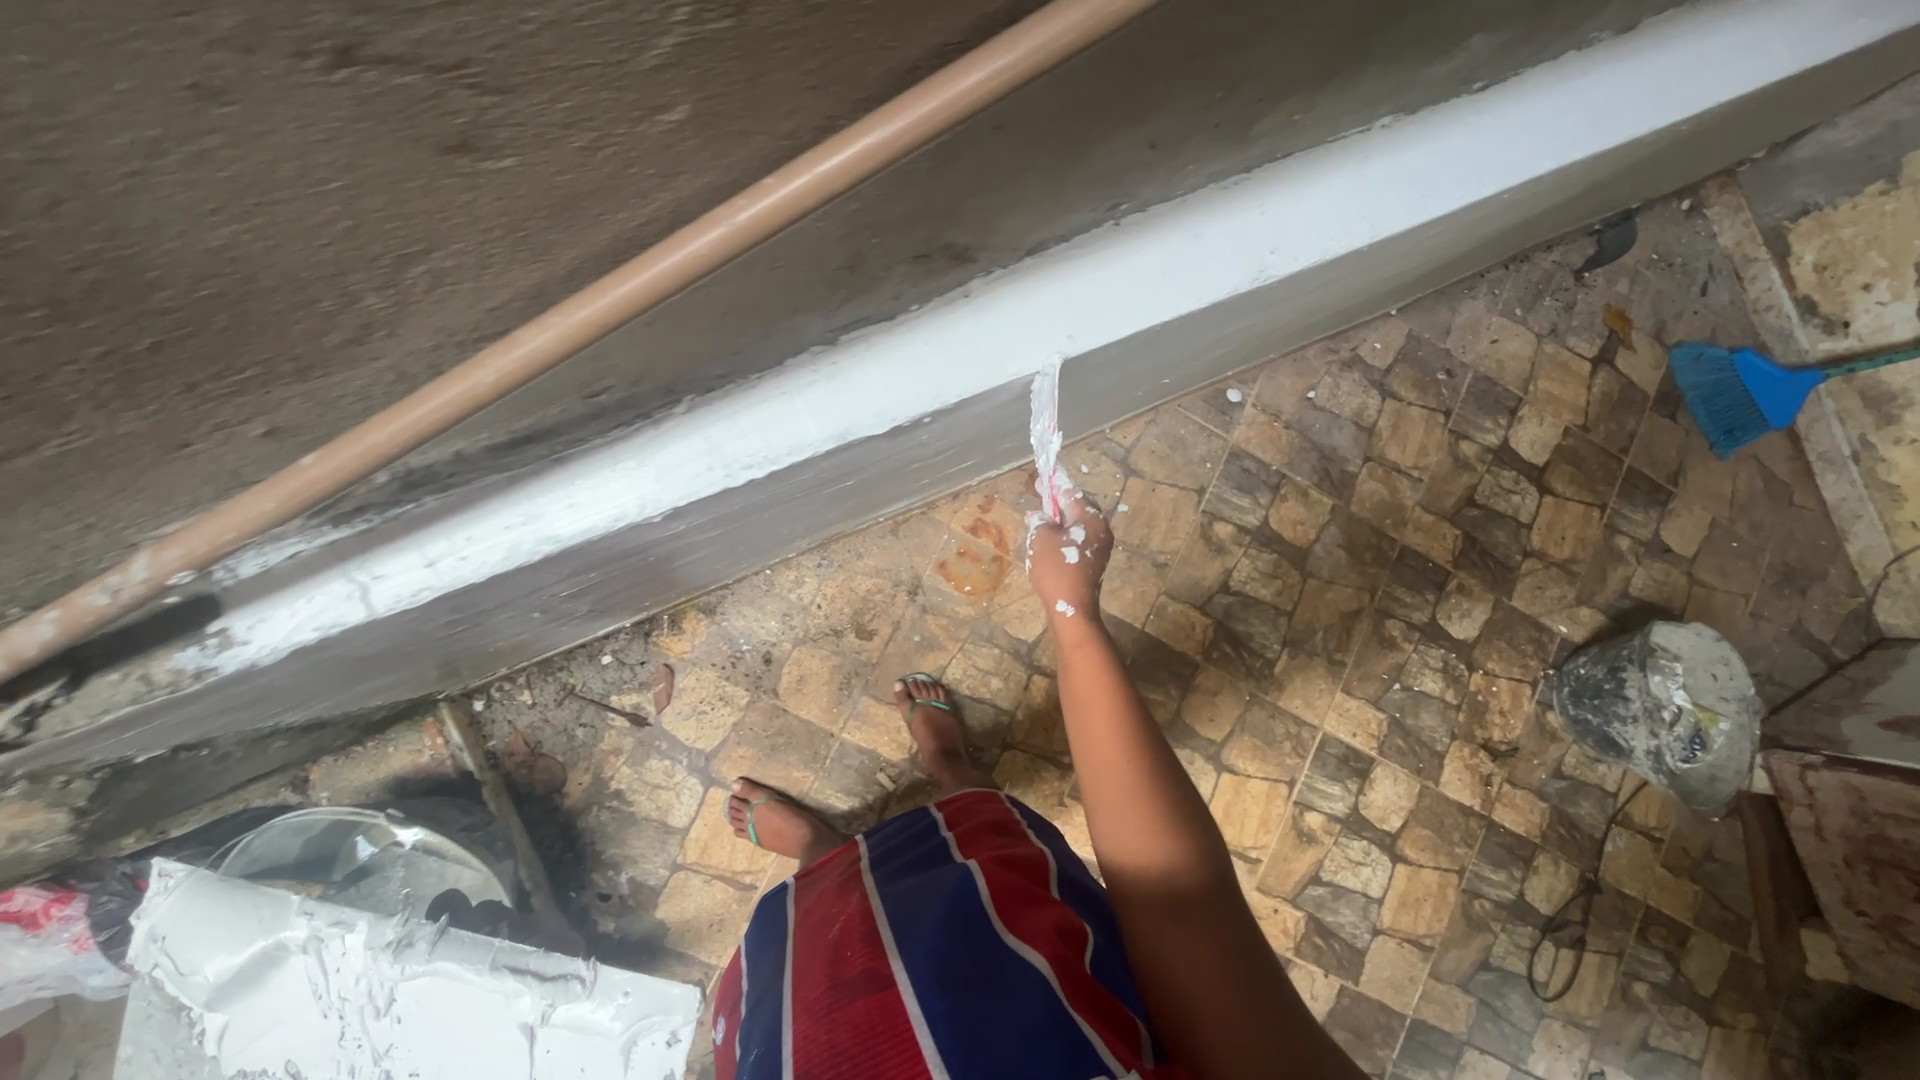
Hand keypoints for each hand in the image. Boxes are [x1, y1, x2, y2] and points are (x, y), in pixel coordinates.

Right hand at [1026, 491, 1111, 622]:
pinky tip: (1047, 537)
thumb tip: (1038, 517)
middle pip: (1078, 507)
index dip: (1055, 482)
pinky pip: (1076, 539)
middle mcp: (1101, 530)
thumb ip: (1039, 521)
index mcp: (1092, 519)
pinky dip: (1062, 534)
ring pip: (1077, 525)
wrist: (1072, 608)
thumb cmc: (1057, 569)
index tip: (1043, 474)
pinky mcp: (1092, 562)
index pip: (1072, 493)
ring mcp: (1099, 548)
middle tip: (1040, 492)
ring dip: (1059, 519)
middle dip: (1058, 500)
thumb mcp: (1041, 539)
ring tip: (1040, 515)